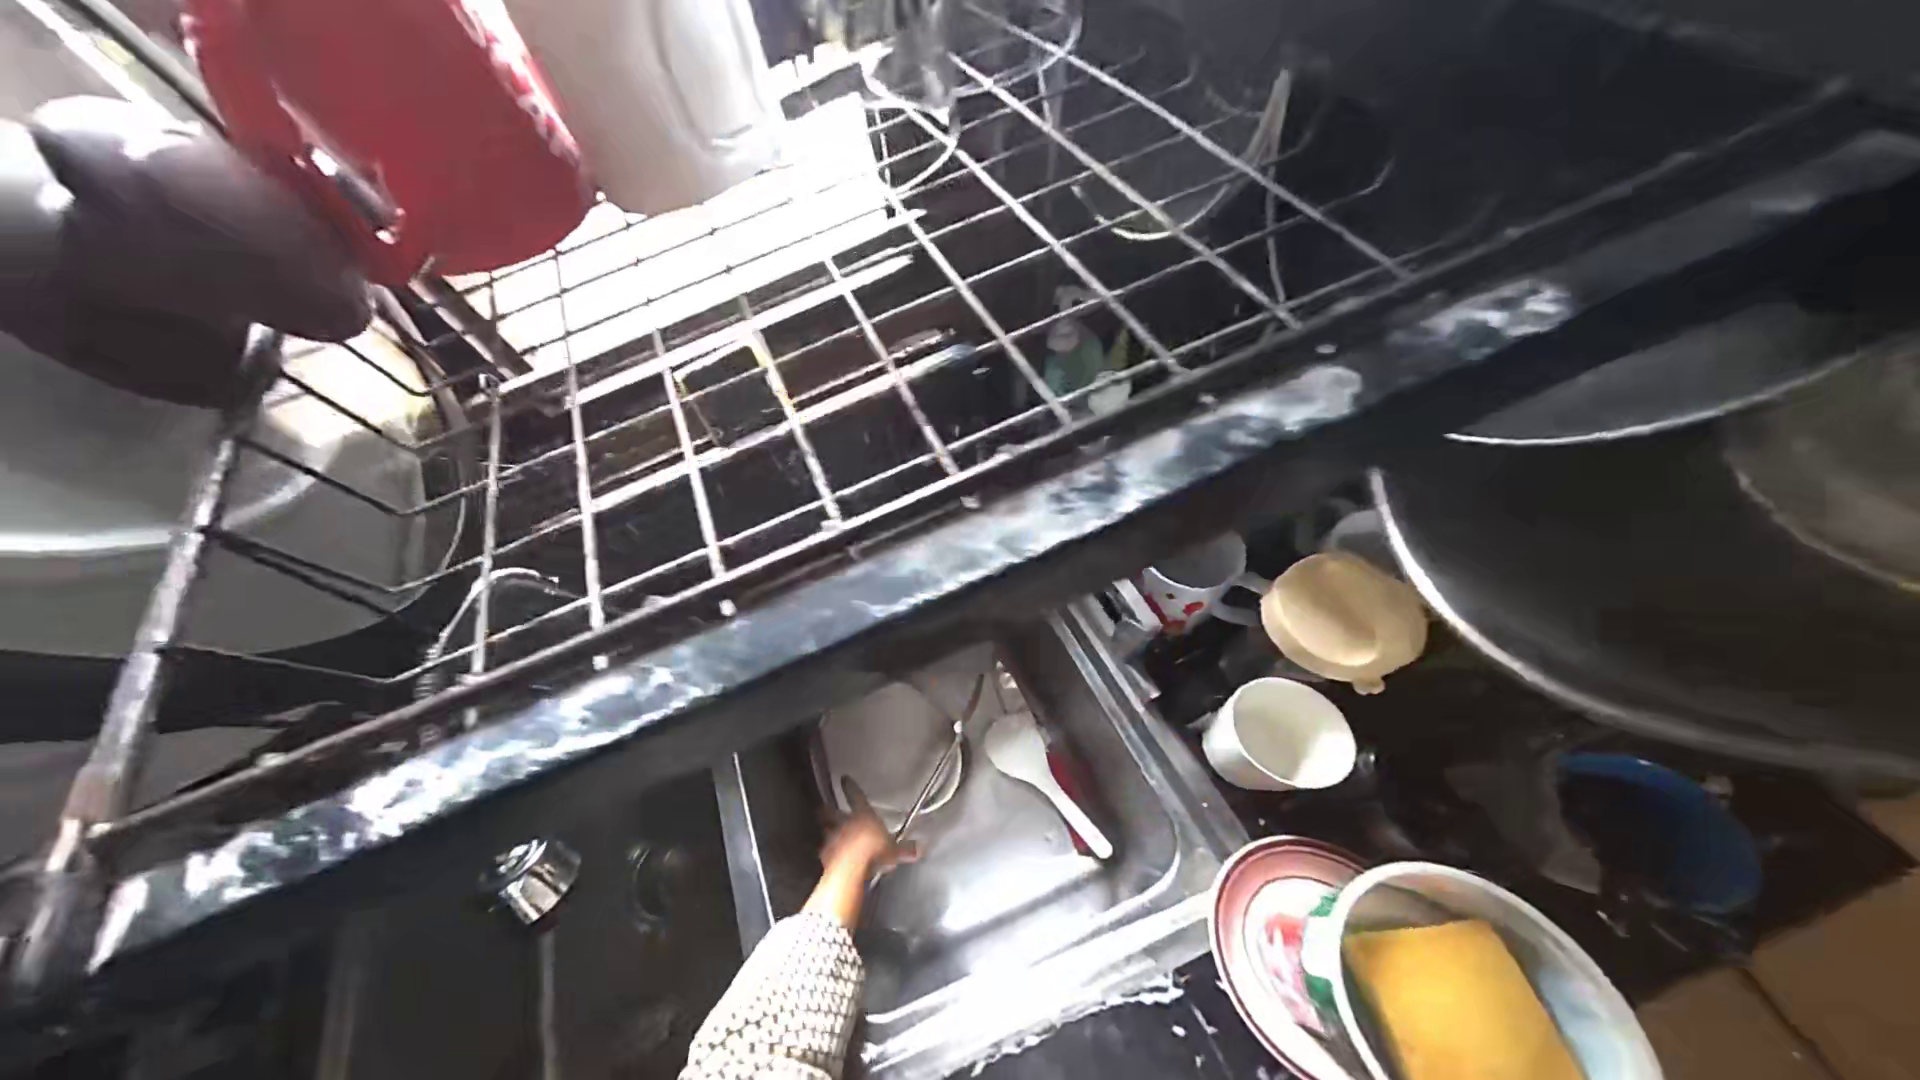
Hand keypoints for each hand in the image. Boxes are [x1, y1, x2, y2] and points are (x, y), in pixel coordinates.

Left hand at [824, 778, 918, 876]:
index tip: (844, 778)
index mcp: (862, 815)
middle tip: (824, 806)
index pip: (856, 796)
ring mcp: (832, 838)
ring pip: (826, 829)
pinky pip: (826, 850)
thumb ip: (906, 849)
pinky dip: (828, 851)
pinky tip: (830, 855)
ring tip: (826, 830)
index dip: (850, 786)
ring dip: (826, 829)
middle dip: (828, 809)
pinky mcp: (825, 854)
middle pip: (832, 812)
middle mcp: (845, 822)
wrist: (851, 868)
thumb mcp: (894, 851)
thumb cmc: (874, 851)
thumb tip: (919, 848)